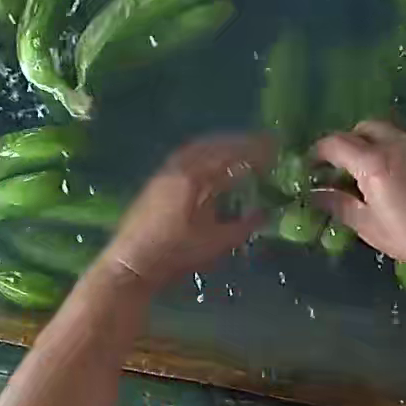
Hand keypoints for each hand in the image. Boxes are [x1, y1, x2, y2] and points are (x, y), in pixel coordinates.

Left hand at [102, 133, 273, 290]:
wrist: (131, 263)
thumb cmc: (174, 255)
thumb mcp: (215, 243)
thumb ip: (242, 226)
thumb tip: (265, 213)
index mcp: (193, 178)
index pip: (229, 156)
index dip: (254, 152)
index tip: (275, 150)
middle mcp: (177, 168)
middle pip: (212, 145)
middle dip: (239, 142)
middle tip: (262, 144)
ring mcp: (164, 172)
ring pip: (196, 148)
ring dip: (220, 145)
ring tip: (241, 149)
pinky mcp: (156, 181)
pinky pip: (185, 156)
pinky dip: (204, 153)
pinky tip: (213, 164)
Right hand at [311, 121, 405, 279]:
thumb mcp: (370, 227)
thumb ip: (339, 205)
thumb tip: (316, 194)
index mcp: (374, 163)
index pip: (335, 143)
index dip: (318, 152)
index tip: (312, 166)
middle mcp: (398, 145)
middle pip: (365, 127)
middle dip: (349, 141)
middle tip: (344, 167)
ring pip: (392, 134)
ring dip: (376, 147)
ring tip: (377, 176)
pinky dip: (402, 155)